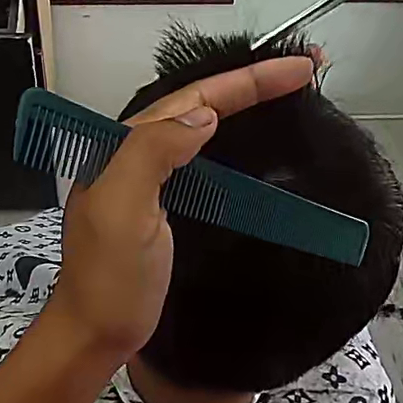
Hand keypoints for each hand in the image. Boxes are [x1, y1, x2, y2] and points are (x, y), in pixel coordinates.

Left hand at [43, 57, 316, 366]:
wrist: (98, 332)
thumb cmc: (109, 281)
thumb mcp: (122, 211)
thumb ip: (152, 154)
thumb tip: (202, 116)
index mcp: (126, 145)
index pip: (196, 98)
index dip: (249, 80)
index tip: (299, 71)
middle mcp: (138, 153)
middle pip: (203, 103)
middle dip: (253, 83)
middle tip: (305, 70)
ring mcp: (153, 178)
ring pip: (206, 126)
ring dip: (247, 106)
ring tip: (290, 94)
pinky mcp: (168, 203)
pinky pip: (206, 158)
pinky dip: (236, 142)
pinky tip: (254, 140)